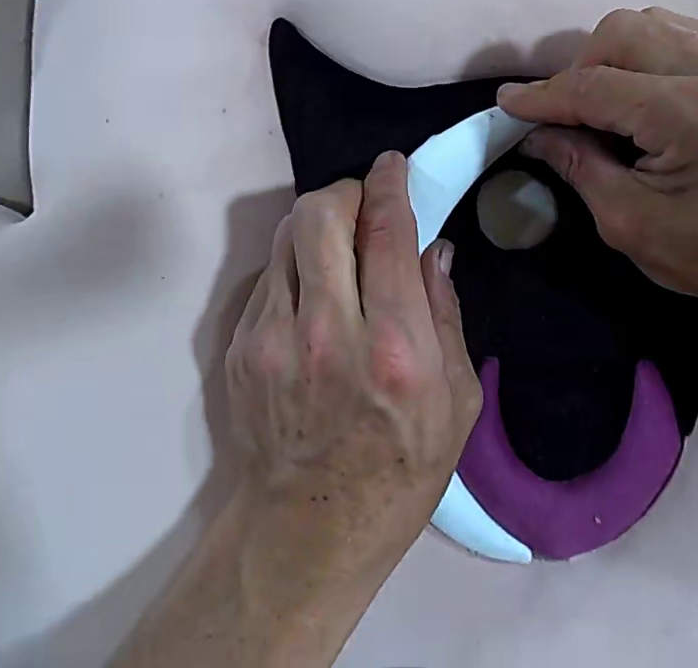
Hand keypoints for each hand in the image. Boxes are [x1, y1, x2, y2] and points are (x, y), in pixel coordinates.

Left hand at [228, 152, 479, 550]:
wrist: (309, 531)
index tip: (394, 165)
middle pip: (320, 215)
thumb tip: (433, 250)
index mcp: (394, 347)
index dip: (391, 184)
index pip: (387, 233)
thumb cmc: (401, 468)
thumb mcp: (457, 400)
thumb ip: (445, 314)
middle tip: (366, 205)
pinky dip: (297, 264)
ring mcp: (271, 340)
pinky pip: (269, 273)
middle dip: (347, 192)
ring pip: (286, 235)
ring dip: (319, 225)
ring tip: (341, 249)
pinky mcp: (239, 349)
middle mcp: (327, 333)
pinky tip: (315, 295)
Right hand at [497, 8, 697, 352]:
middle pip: (624, 31)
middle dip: (581, 68)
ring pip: (660, 25)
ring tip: (610, 109)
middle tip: (566, 114)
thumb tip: (538, 133)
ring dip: (619, 59)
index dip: (543, 95)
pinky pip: (694, 40)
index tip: (509, 103)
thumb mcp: (636, 226)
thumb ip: (579, 166)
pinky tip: (654, 104)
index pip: (596, 85)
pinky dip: (657, 61)